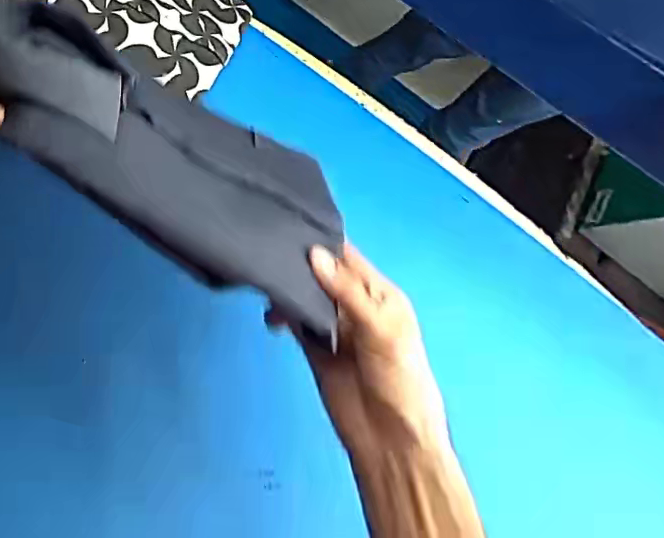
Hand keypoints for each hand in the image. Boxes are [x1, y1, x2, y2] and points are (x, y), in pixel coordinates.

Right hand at [273, 245, 448, 455]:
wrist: (391, 443)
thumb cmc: (400, 380)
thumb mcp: (382, 331)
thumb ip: (347, 292)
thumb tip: (312, 253)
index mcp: (376, 292)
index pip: (343, 254)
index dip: (319, 237)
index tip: (286, 220)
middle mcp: (351, 301)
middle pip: (317, 270)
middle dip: (294, 259)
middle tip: (263, 247)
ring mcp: (330, 322)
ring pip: (301, 291)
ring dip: (284, 286)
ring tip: (264, 282)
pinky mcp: (312, 343)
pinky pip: (291, 317)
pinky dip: (278, 312)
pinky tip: (271, 316)